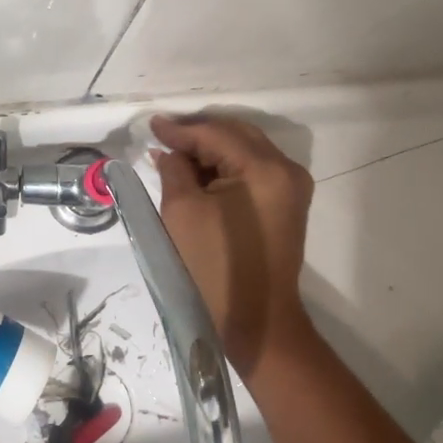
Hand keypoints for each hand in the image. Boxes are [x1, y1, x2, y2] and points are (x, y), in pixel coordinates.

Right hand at [151, 114, 314, 372]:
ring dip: (212, 149)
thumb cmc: (213, 265)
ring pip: (246, 149)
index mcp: (264, 168)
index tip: (151, 124)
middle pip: (236, 135)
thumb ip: (174, 169)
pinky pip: (254, 169)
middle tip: (163, 136)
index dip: (180, 129)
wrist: (255, 319)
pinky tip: (199, 172)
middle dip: (198, 133)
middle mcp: (286, 170)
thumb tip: (169, 151)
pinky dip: (226, 165)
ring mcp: (292, 188)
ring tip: (176, 153)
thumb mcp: (182, 210)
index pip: (216, 134)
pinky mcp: (287, 204)